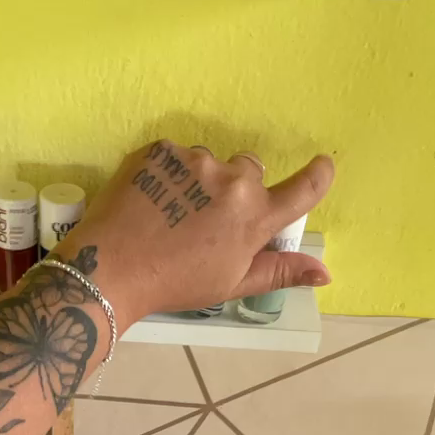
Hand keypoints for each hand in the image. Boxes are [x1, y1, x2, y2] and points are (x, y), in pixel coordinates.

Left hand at [55, 142, 333, 322]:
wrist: (111, 270)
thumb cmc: (174, 284)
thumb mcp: (230, 284)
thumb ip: (279, 272)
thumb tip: (324, 272)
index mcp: (254, 217)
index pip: (304, 187)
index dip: (317, 175)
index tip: (320, 168)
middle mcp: (231, 181)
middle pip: (249, 171)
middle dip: (237, 191)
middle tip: (207, 225)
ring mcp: (194, 161)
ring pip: (210, 163)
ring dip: (200, 182)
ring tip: (172, 217)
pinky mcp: (160, 150)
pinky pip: (175, 157)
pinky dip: (169, 175)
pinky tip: (152, 204)